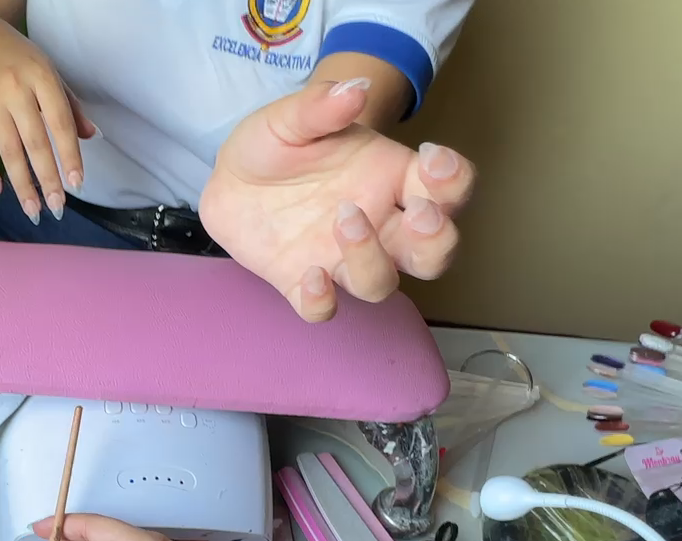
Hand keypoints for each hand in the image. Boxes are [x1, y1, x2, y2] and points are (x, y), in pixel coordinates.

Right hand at [0, 13, 96, 222]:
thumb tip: (90, 137)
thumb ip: (69, 105)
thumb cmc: (18, 60)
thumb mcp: (48, 72)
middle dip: (47, 178)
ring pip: (8, 150)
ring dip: (22, 184)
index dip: (69, 155)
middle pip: (34, 141)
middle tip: (57, 208)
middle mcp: (15, 88)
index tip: (77, 184)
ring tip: (33, 211)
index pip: (60, 121)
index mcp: (40, 76)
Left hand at [200, 78, 476, 320]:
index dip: (454, 182)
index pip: (449, 189)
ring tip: (344, 221)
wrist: (227, 180)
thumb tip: (352, 91)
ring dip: (373, 261)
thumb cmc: (273, 144)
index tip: (431, 160)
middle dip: (436, 241)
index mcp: (391, 177)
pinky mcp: (300, 283)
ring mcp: (338, 258)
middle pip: (433, 253)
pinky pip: (322, 310)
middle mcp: (377, 224)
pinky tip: (310, 276)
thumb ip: (320, 104)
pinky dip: (322, 302)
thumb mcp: (292, 116)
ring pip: (381, 285)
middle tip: (416, 215)